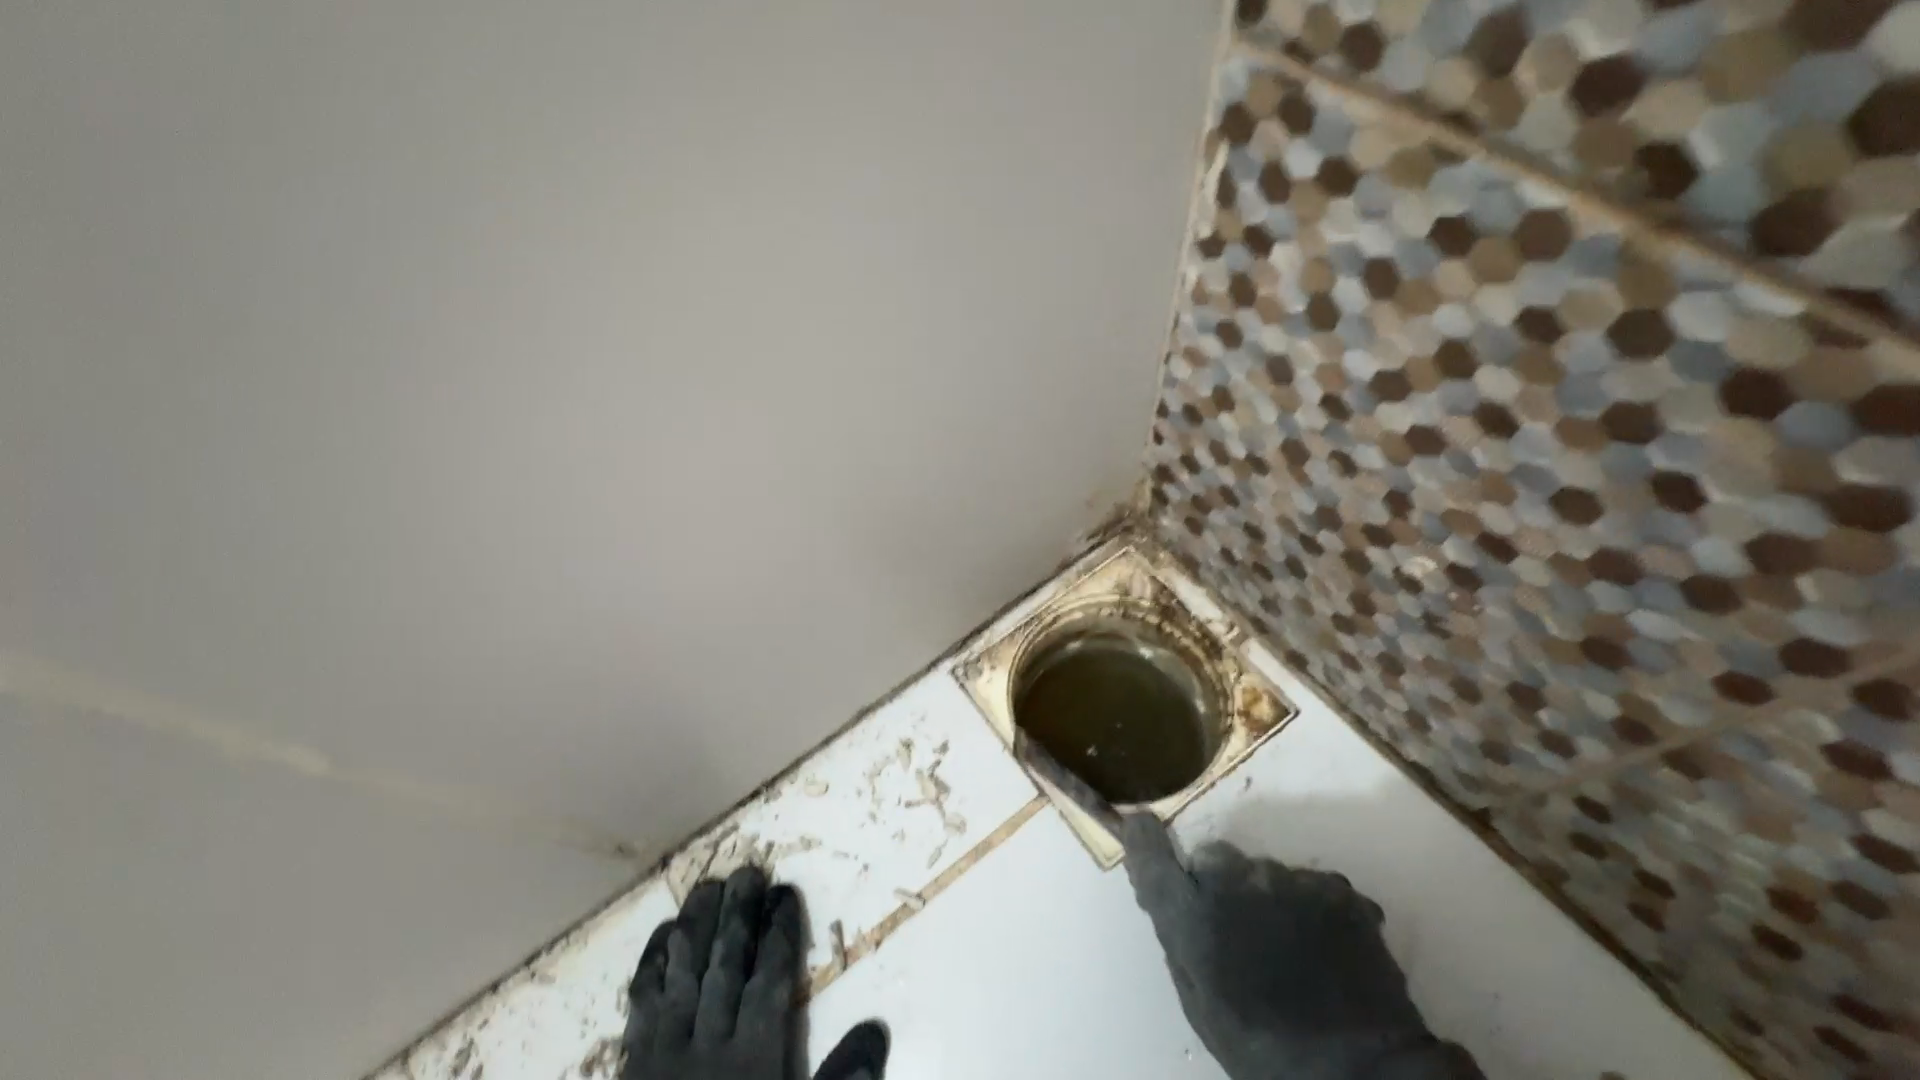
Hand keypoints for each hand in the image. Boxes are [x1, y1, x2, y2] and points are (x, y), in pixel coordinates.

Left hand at [622, 866, 887, 1079]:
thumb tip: (875, 1027)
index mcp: (755, 1058)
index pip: (770, 979)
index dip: (779, 932)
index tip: (786, 892)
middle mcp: (708, 1045)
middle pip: (725, 964)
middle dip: (739, 914)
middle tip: (749, 869)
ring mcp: (664, 1053)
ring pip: (683, 974)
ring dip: (696, 926)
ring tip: (708, 885)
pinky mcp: (631, 1067)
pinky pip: (640, 1004)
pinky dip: (652, 965)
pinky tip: (663, 936)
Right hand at [1118, 815, 1483, 1079]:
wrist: (1357, 1070)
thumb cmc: (1260, 1047)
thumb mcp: (1199, 1002)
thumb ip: (1179, 938)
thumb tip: (1167, 898)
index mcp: (1191, 914)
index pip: (1150, 850)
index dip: (1144, 838)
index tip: (1144, 831)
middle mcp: (1235, 880)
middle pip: (1214, 857)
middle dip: (1218, 883)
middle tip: (1236, 929)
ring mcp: (1290, 879)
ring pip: (1264, 871)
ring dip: (1266, 897)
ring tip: (1287, 948)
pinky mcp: (1336, 888)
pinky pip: (1309, 885)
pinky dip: (1309, 908)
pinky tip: (1322, 949)